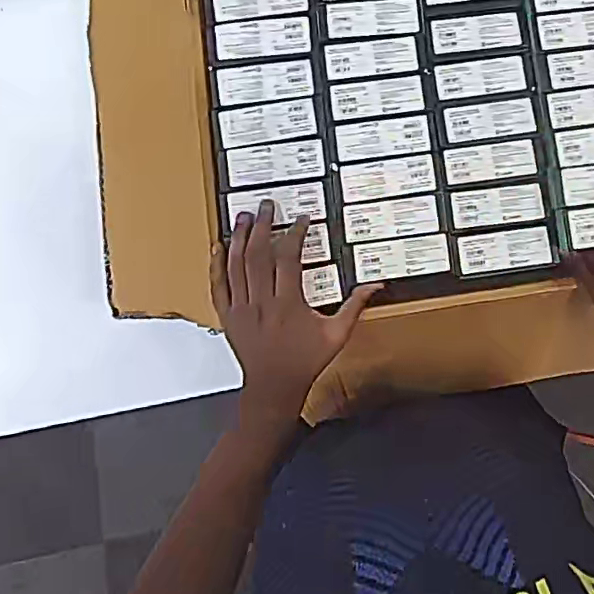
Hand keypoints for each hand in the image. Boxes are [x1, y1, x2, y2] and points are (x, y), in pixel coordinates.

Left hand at [211, 201, 380, 427]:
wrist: (273, 389)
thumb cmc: (306, 361)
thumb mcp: (337, 334)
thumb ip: (355, 306)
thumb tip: (376, 284)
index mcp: (288, 304)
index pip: (288, 259)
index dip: (293, 235)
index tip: (301, 220)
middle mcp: (261, 303)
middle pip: (257, 256)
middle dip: (262, 226)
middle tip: (266, 205)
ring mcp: (241, 309)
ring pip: (236, 266)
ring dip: (239, 239)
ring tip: (243, 216)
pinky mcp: (228, 316)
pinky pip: (218, 286)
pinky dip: (217, 265)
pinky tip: (218, 247)